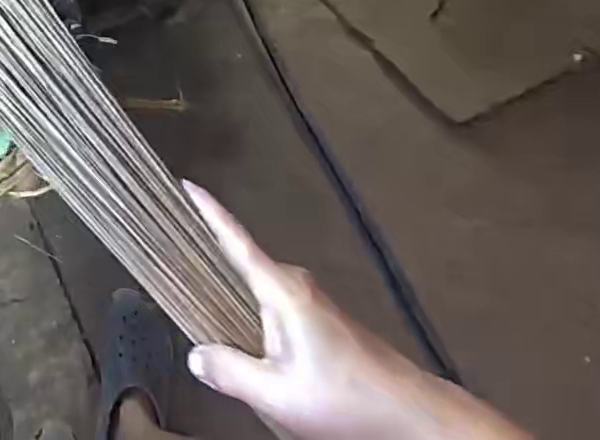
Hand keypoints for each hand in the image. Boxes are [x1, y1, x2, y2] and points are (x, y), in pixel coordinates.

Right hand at [183, 181, 529, 439]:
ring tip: (213, 329)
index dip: (209, 209)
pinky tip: (253, 353)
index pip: (235, 239)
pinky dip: (253, 317)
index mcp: (280, 289)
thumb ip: (232, 372)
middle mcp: (293, 282)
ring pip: (257, 291)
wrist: (416, 417)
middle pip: (241, 264)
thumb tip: (194, 354)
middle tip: (182, 284)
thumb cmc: (347, 398)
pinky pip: (272, 306)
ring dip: (234, 302)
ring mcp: (309, 298)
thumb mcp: (280, 396)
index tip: (185, 183)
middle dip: (212, 270)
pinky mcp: (320, 317)